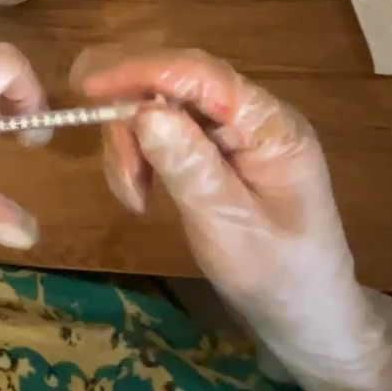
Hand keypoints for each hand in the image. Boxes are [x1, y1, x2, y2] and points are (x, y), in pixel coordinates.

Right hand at [79, 50, 391, 390]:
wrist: (304, 319)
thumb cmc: (278, 278)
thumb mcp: (231, 230)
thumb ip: (190, 169)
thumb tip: (144, 110)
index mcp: (268, 123)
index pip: (197, 72)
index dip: (138, 70)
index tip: (87, 86)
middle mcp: (243, 111)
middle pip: (167, 78)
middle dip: (127, 112)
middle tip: (117, 164)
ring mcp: (222, 125)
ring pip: (151, 100)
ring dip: (127, 140)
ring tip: (133, 195)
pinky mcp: (202, 141)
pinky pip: (151, 124)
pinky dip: (132, 151)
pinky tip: (137, 190)